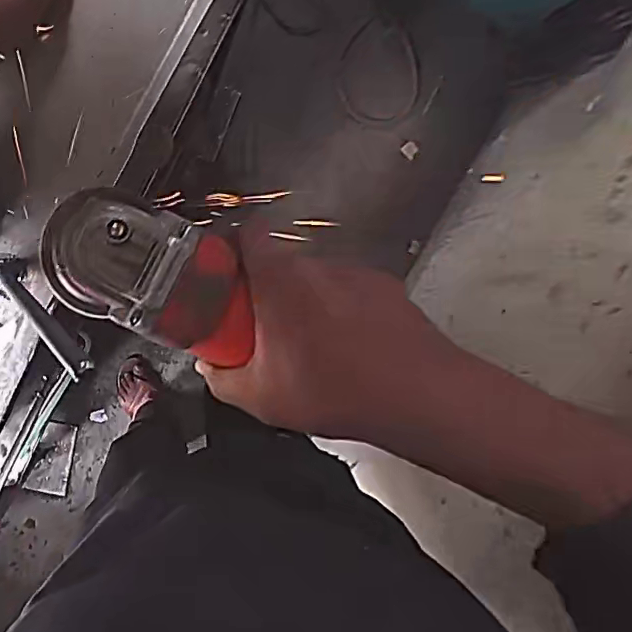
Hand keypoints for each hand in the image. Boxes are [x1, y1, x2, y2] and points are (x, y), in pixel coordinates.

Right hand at [199, 236, 631, 528]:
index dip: (230, 248)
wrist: (424, 397)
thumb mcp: (260, 397)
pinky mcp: (387, 287)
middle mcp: (316, 264)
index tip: (223, 278)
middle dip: (265, 289)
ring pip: (314, 278)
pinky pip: (347, 290)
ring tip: (310, 345)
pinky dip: (338, 309)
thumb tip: (207, 365)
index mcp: (279, 280)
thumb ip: (221, 378)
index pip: (246, 234)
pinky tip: (348, 347)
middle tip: (262, 328)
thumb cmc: (333, 389)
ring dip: (303, 301)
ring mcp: (356, 273)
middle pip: (278, 262)